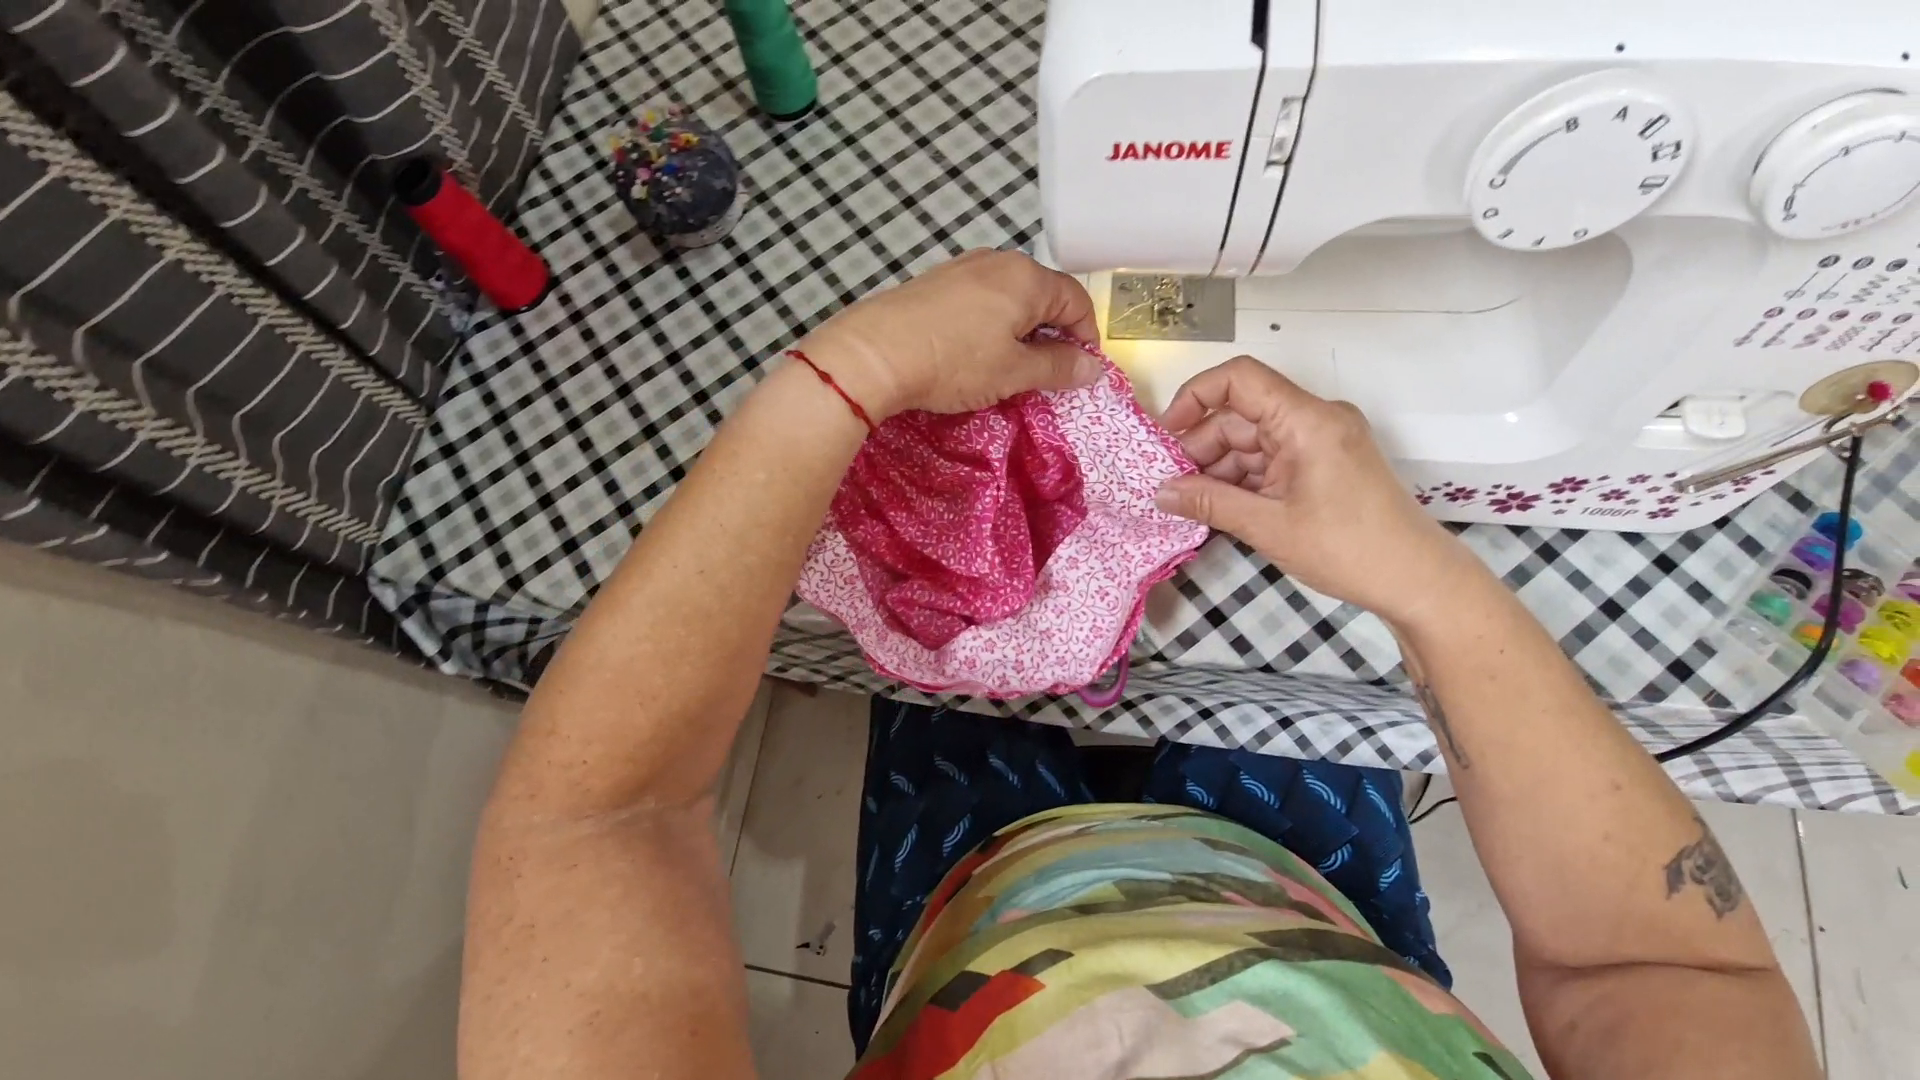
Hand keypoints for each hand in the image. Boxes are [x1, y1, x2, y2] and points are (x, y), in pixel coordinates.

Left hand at [796, 249, 1103, 417]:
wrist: (874, 354)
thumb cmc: (955, 362)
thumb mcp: (1014, 372)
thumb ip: (1058, 368)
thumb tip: (1093, 368)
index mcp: (1026, 277)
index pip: (1075, 300)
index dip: (1086, 336)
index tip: (1081, 369)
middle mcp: (997, 262)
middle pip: (1042, 295)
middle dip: (1051, 333)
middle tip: (1045, 373)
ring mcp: (961, 268)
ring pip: (1008, 297)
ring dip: (1019, 330)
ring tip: (1008, 366)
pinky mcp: (933, 283)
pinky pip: (978, 300)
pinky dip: (989, 324)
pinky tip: (972, 352)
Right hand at [1153, 357, 1482, 624]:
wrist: (1416, 579)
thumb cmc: (1348, 549)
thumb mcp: (1268, 526)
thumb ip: (1209, 503)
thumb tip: (1160, 493)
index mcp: (1307, 420)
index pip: (1239, 379)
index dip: (1195, 397)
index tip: (1166, 435)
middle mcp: (1315, 419)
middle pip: (1241, 414)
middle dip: (1200, 446)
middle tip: (1169, 485)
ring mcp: (1320, 441)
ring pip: (1251, 440)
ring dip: (1217, 468)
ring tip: (1189, 502)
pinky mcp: (1322, 463)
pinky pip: (1269, 459)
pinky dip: (1240, 479)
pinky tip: (1217, 505)